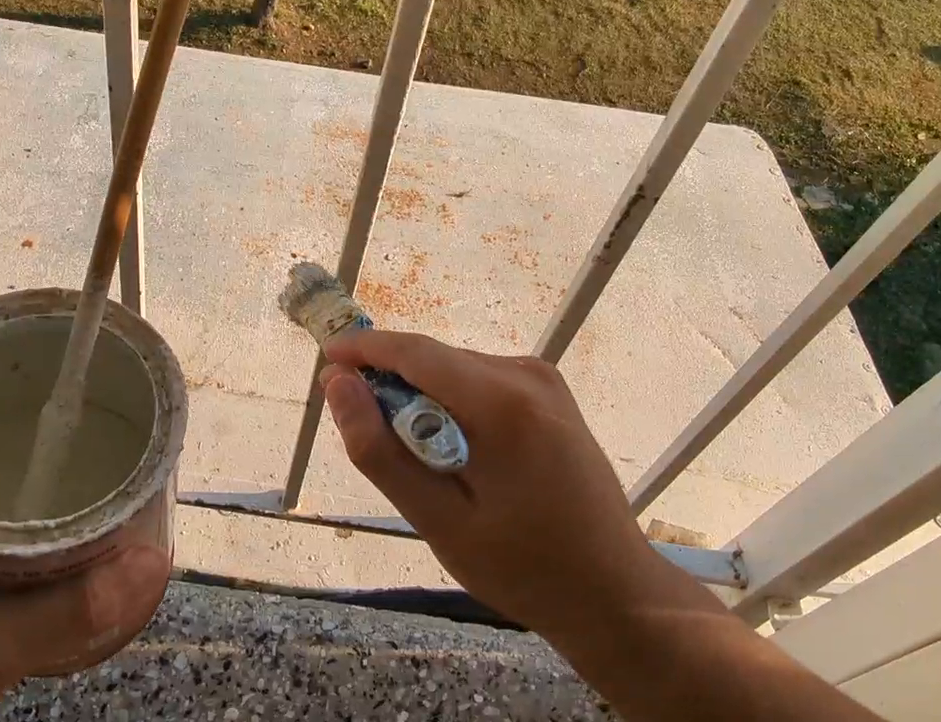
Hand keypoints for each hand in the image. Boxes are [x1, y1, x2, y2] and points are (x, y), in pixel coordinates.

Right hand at [319, 330, 662, 646]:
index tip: (324, 361)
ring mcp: (544, 381)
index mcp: (502, 403)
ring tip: (414, 457)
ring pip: (456, 369)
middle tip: (363, 430)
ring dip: (422, 396)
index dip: (363, 349)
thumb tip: (337, 385)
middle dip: (390, 381)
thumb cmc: (523, 567)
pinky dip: (453, 404)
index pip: (415, 351)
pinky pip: (481, 381)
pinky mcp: (551, 394)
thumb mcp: (438, 521)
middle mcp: (527, 375)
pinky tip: (454, 453)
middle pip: (435, 360)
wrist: (615, 592)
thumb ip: (381, 451)